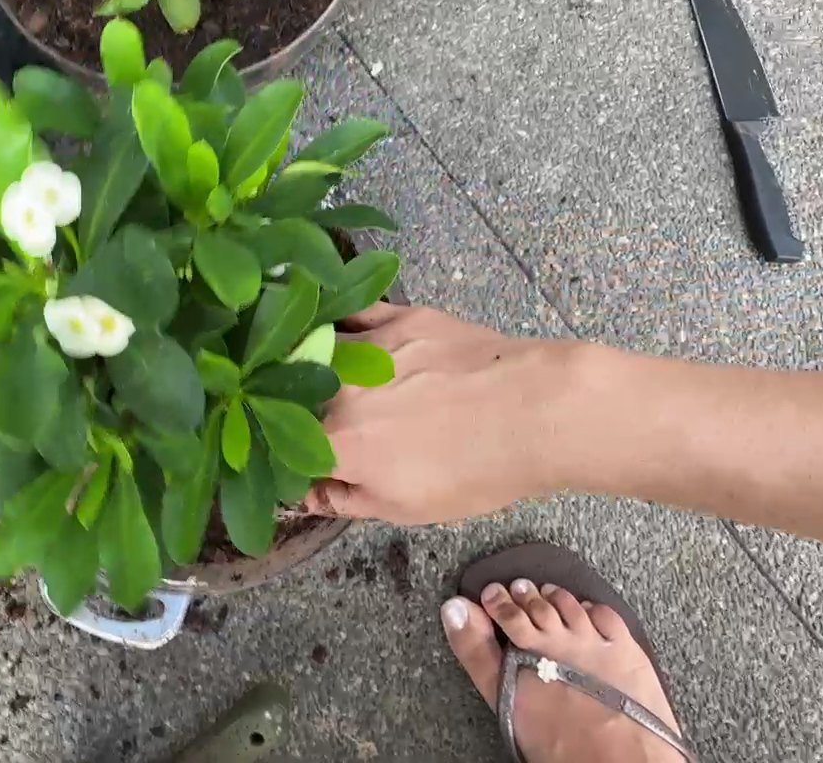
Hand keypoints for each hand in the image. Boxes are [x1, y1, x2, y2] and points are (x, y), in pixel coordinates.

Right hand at [308, 304, 587, 523]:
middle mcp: (338, 388)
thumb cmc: (474, 470)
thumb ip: (346, 499)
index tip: (300, 463)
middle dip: (294, 412)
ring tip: (311, 371)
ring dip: (306, 363)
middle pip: (295, 398)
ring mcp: (367, 346)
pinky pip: (352, 315)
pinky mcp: (397, 316)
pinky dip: (336, 323)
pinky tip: (334, 328)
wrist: (533, 409)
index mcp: (336, 441)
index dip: (290, 461)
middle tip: (314, 421)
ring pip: (317, 350)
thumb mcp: (407, 507)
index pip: (289, 451)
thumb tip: (308, 493)